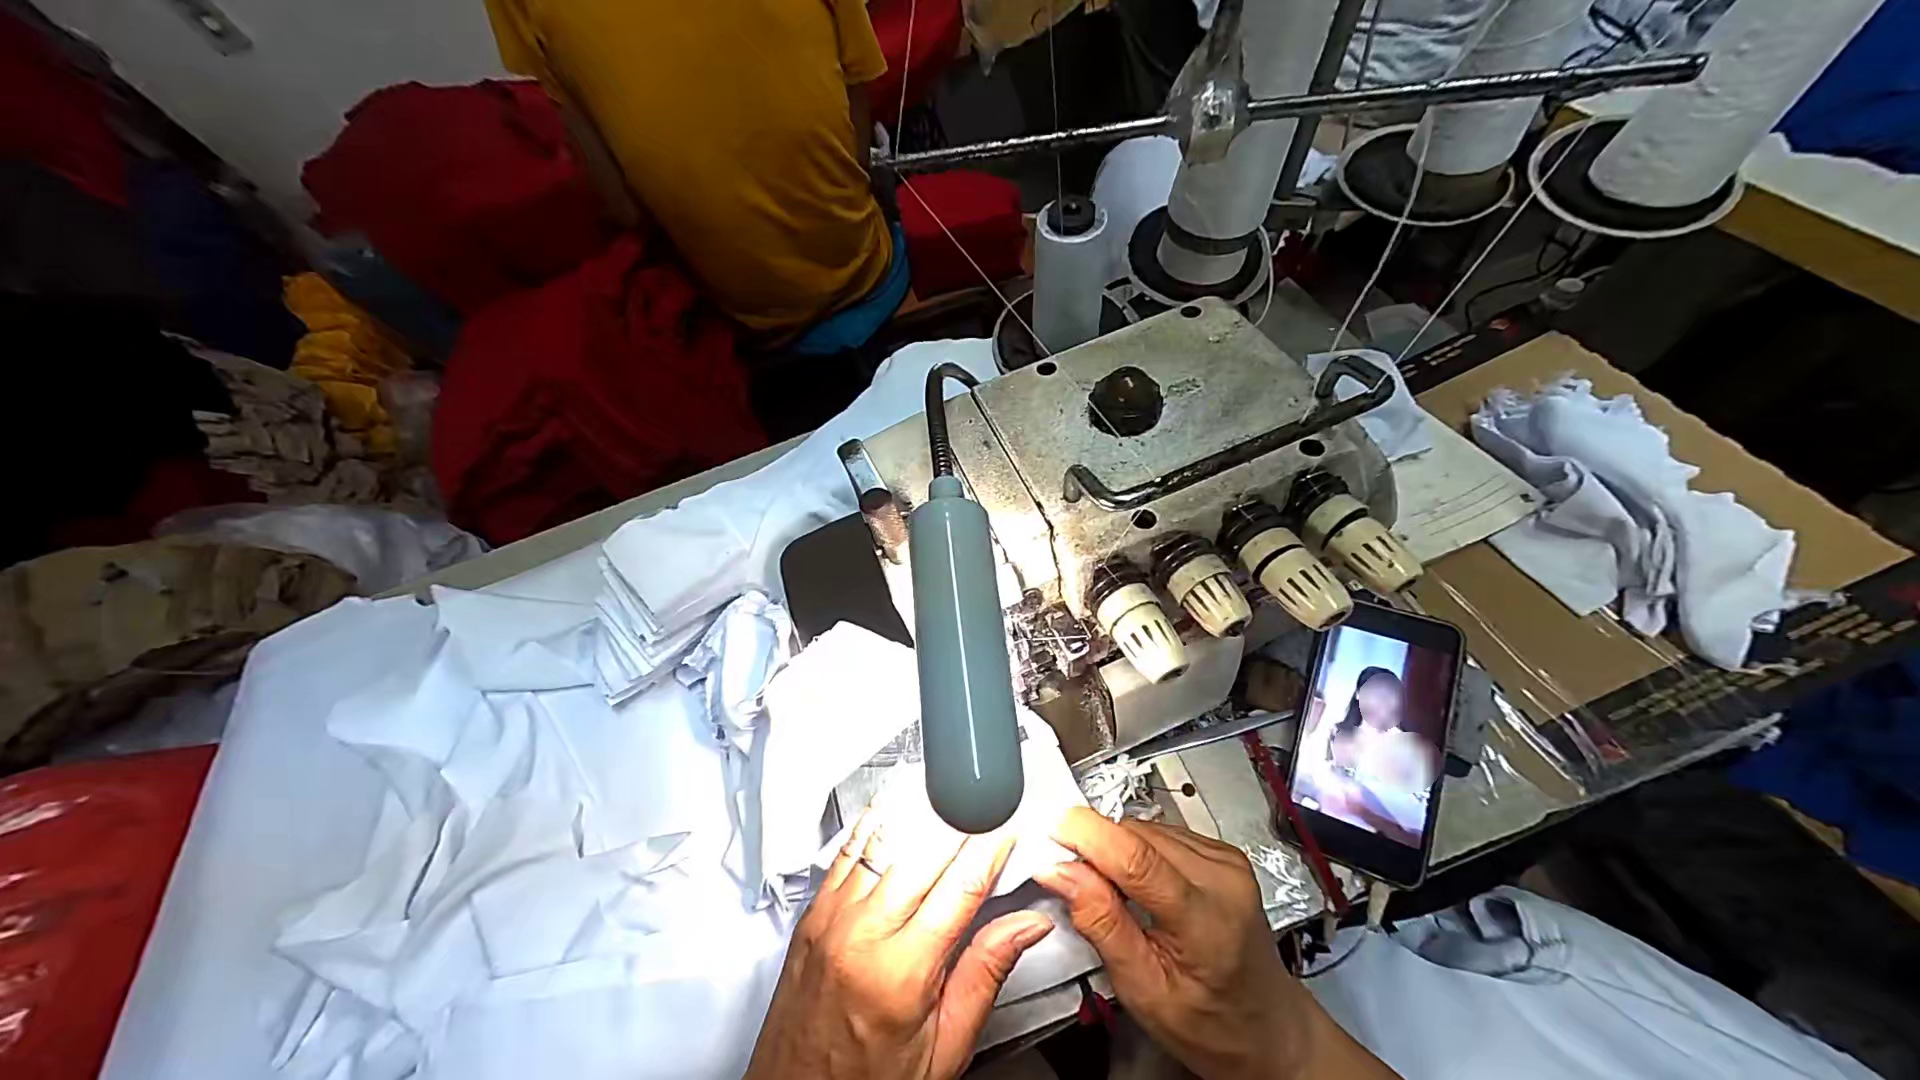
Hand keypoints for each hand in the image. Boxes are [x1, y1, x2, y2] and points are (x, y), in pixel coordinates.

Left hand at [744, 815, 1055, 1079]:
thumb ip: (986, 973)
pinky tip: (893, 809)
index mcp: (902, 973)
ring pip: (885, 841)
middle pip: (924, 853)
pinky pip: (848, 851)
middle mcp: (862, 935)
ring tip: (950, 800)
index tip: (1009, 828)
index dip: (991, 849)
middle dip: (962, 824)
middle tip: (988, 810)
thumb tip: (1026, 926)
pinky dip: (876, 824)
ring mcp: (831, 919)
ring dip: (921, 815)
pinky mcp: (812, 914)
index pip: (961, 886)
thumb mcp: (944, 1047)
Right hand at [1033, 808, 1395, 1079]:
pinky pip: (1160, 832)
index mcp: (1207, 920)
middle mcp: (1222, 877)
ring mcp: (1226, 860)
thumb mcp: (1144, 991)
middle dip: (1095, 849)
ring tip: (1116, 895)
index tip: (1051, 834)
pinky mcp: (1222, 851)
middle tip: (1076, 883)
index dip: (1087, 836)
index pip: (1137, 857)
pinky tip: (1140, 886)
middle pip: (1136, 836)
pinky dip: (1137, 851)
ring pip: (1144, 828)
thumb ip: (1100, 923)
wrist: (1269, 1030)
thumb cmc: (1210, 1025)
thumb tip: (1059, 871)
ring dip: (1116, 850)